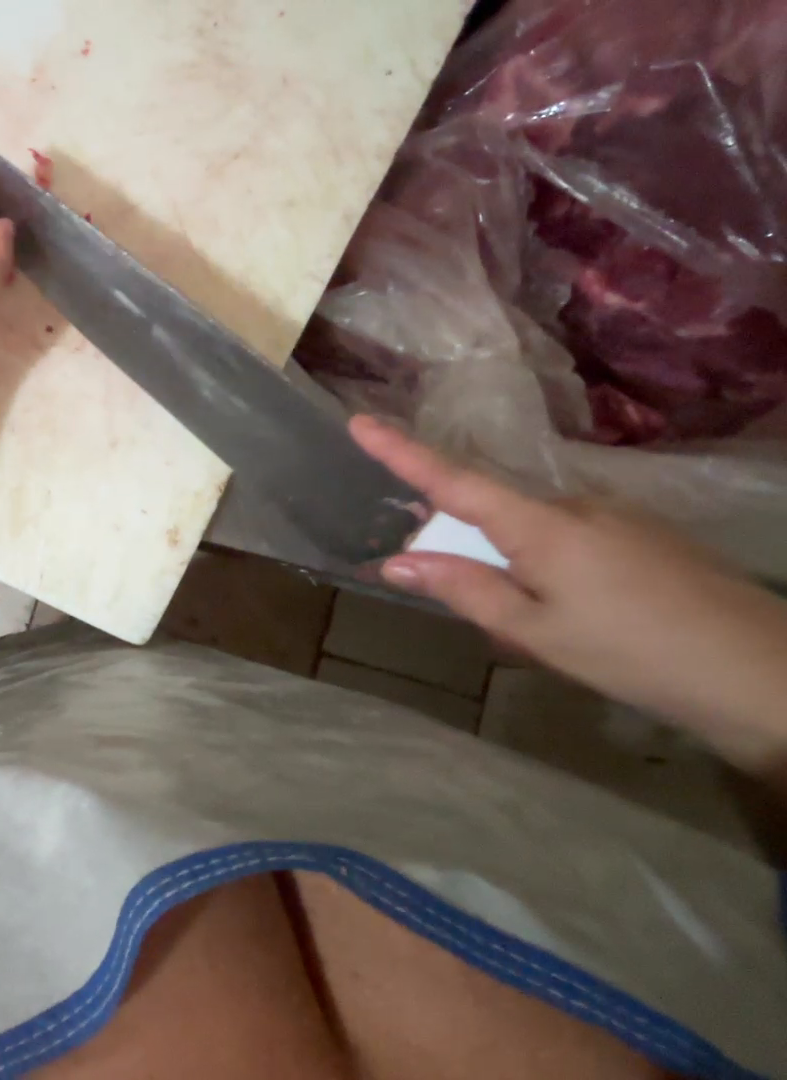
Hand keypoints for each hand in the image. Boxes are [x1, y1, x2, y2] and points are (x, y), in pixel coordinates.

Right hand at [351, 415, 786, 766]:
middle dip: (465, 550)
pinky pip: (570, 541)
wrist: (768, 676)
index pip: (453, 480)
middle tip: (484, 613)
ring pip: (532, 533)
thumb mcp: (532, 630)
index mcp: (542, 526)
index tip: (359, 421)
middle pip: (490, 513)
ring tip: (539, 630)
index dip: (402, 451)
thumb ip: (462, 589)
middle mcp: (578, 507)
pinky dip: (547, 570)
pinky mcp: (647, 536)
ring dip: (511, 568)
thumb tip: (396, 562)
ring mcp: (618, 518)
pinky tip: (578, 618)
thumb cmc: (634, 653)